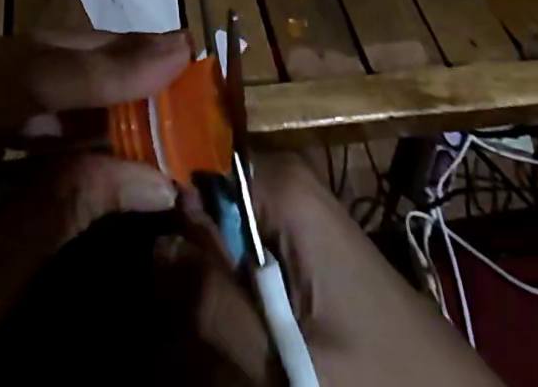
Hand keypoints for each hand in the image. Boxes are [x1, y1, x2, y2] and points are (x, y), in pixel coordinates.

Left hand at [0, 32, 192, 382]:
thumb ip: (65, 209)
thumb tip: (148, 176)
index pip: (34, 76)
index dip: (111, 66)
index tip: (178, 48)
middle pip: (19, 57)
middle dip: (97, 57)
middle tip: (168, 50)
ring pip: (1, 74)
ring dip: (69, 83)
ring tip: (139, 79)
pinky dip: (33, 111)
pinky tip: (78, 121)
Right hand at [168, 153, 503, 386]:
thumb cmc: (382, 379)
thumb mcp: (289, 357)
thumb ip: (213, 300)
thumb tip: (156, 243)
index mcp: (281, 186)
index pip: (188, 170)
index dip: (165, 214)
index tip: (155, 263)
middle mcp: (285, 182)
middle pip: (202, 202)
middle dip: (190, 254)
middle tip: (192, 312)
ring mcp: (296, 210)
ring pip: (219, 229)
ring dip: (210, 278)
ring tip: (224, 330)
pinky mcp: (304, 239)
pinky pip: (244, 247)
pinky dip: (234, 285)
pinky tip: (245, 327)